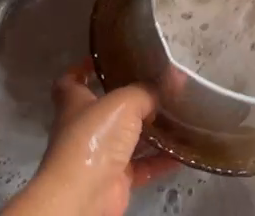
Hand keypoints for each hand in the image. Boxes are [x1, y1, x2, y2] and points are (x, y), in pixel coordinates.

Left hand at [4, 64, 178, 215]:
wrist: (84, 196)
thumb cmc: (95, 137)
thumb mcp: (124, 101)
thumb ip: (147, 90)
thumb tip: (172, 81)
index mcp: (75, 103)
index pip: (71, 81)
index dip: (83, 69)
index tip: (104, 58)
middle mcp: (85, 128)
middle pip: (107, 109)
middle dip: (131, 99)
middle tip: (158, 85)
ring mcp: (100, 156)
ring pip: (128, 138)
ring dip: (151, 129)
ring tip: (178, 113)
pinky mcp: (117, 180)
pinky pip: (144, 165)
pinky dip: (162, 159)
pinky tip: (184, 149)